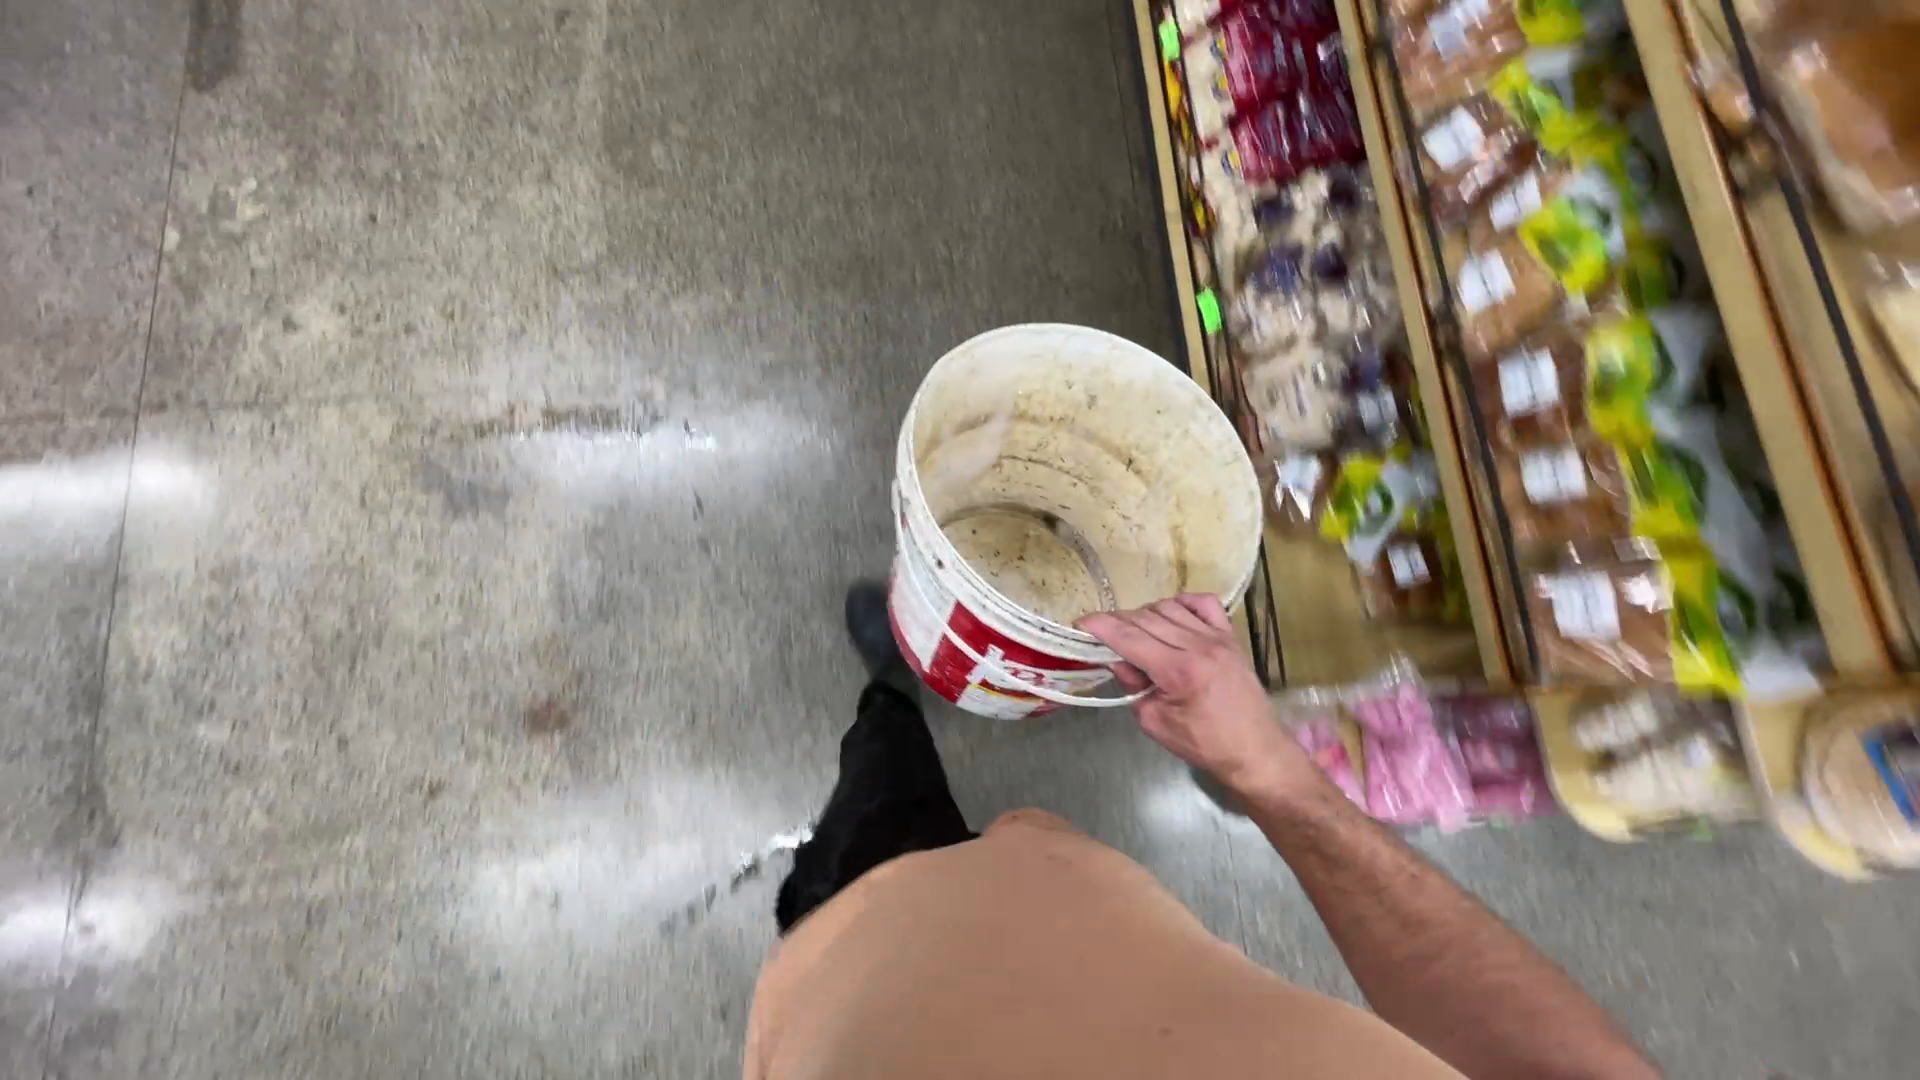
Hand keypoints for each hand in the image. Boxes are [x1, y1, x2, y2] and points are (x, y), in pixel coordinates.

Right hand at [1077, 595, 1327, 803]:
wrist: (1255, 751)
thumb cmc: (1203, 744)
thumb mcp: (1154, 722)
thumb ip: (1132, 686)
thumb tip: (1117, 659)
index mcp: (1179, 671)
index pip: (1129, 636)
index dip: (1099, 626)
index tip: (1079, 623)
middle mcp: (1199, 646)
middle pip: (1145, 618)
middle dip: (1117, 623)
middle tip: (1103, 638)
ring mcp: (1218, 638)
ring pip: (1168, 608)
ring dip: (1144, 616)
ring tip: (1135, 635)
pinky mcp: (1230, 637)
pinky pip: (1202, 603)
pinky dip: (1180, 603)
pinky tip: (1170, 616)